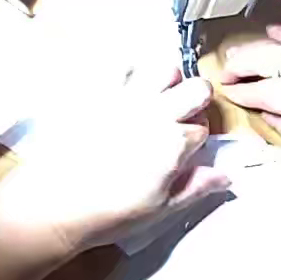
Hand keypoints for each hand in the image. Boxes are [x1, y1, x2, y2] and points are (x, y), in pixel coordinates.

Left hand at [0, 67, 229, 254]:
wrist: (55, 203)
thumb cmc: (110, 213)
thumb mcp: (160, 209)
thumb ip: (195, 187)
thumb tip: (226, 175)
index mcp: (175, 143)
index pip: (203, 130)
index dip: (197, 143)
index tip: (184, 154)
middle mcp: (156, 113)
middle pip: (197, 88)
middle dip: (195, 101)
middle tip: (179, 120)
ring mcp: (126, 98)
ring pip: (165, 68)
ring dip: (167, 82)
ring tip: (154, 102)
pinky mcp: (98, 92)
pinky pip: (121, 66)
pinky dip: (129, 74)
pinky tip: (122, 94)